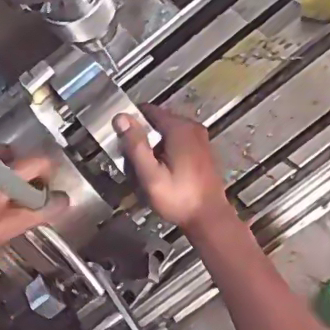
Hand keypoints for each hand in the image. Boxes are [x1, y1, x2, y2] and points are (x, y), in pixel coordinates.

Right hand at [115, 105, 231, 228]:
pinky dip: (165, 151)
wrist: (209, 218)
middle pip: (156, 122)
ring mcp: (200, 138)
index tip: (120, 139)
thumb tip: (121, 117)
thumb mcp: (151, 175)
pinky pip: (177, 142)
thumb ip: (135, 145)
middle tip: (132, 162)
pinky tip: (161, 172)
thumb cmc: (178, 198)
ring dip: (153, 146)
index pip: (147, 110)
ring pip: (166, 133)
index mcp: (179, 128)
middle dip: (141, 137)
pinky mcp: (202, 150)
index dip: (130, 122)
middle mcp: (192, 127)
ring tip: (145, 169)